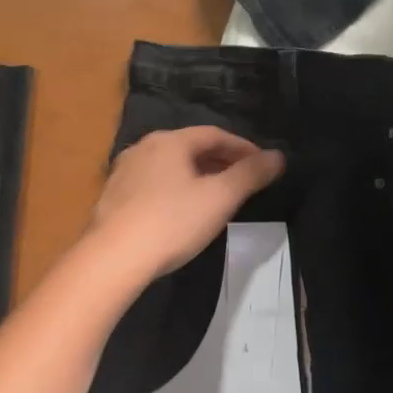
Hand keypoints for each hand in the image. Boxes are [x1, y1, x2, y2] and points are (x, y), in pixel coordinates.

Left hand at [86, 126, 284, 279]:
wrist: (114, 258)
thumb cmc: (173, 222)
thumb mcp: (220, 198)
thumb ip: (251, 175)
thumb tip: (278, 156)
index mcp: (170, 141)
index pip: (215, 134)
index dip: (243, 148)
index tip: (263, 165)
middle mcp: (143, 148)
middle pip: (190, 148)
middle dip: (220, 162)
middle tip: (243, 182)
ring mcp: (124, 173)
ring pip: (170, 168)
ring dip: (197, 177)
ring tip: (215, 198)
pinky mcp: (114, 199)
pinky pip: (153, 186)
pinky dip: (175, 191)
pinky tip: (181, 214)